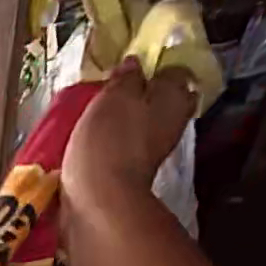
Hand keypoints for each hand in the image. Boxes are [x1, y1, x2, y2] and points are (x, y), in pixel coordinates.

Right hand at [61, 57, 196, 208]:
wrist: (98, 202)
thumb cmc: (107, 144)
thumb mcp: (112, 99)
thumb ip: (125, 78)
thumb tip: (134, 63)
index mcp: (176, 96)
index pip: (169, 71)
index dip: (146, 69)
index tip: (121, 74)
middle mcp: (173, 121)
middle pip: (154, 101)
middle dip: (134, 99)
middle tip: (103, 100)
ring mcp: (152, 151)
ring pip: (136, 127)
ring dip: (118, 125)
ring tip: (90, 124)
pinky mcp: (129, 174)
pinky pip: (120, 150)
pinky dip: (108, 147)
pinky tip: (88, 148)